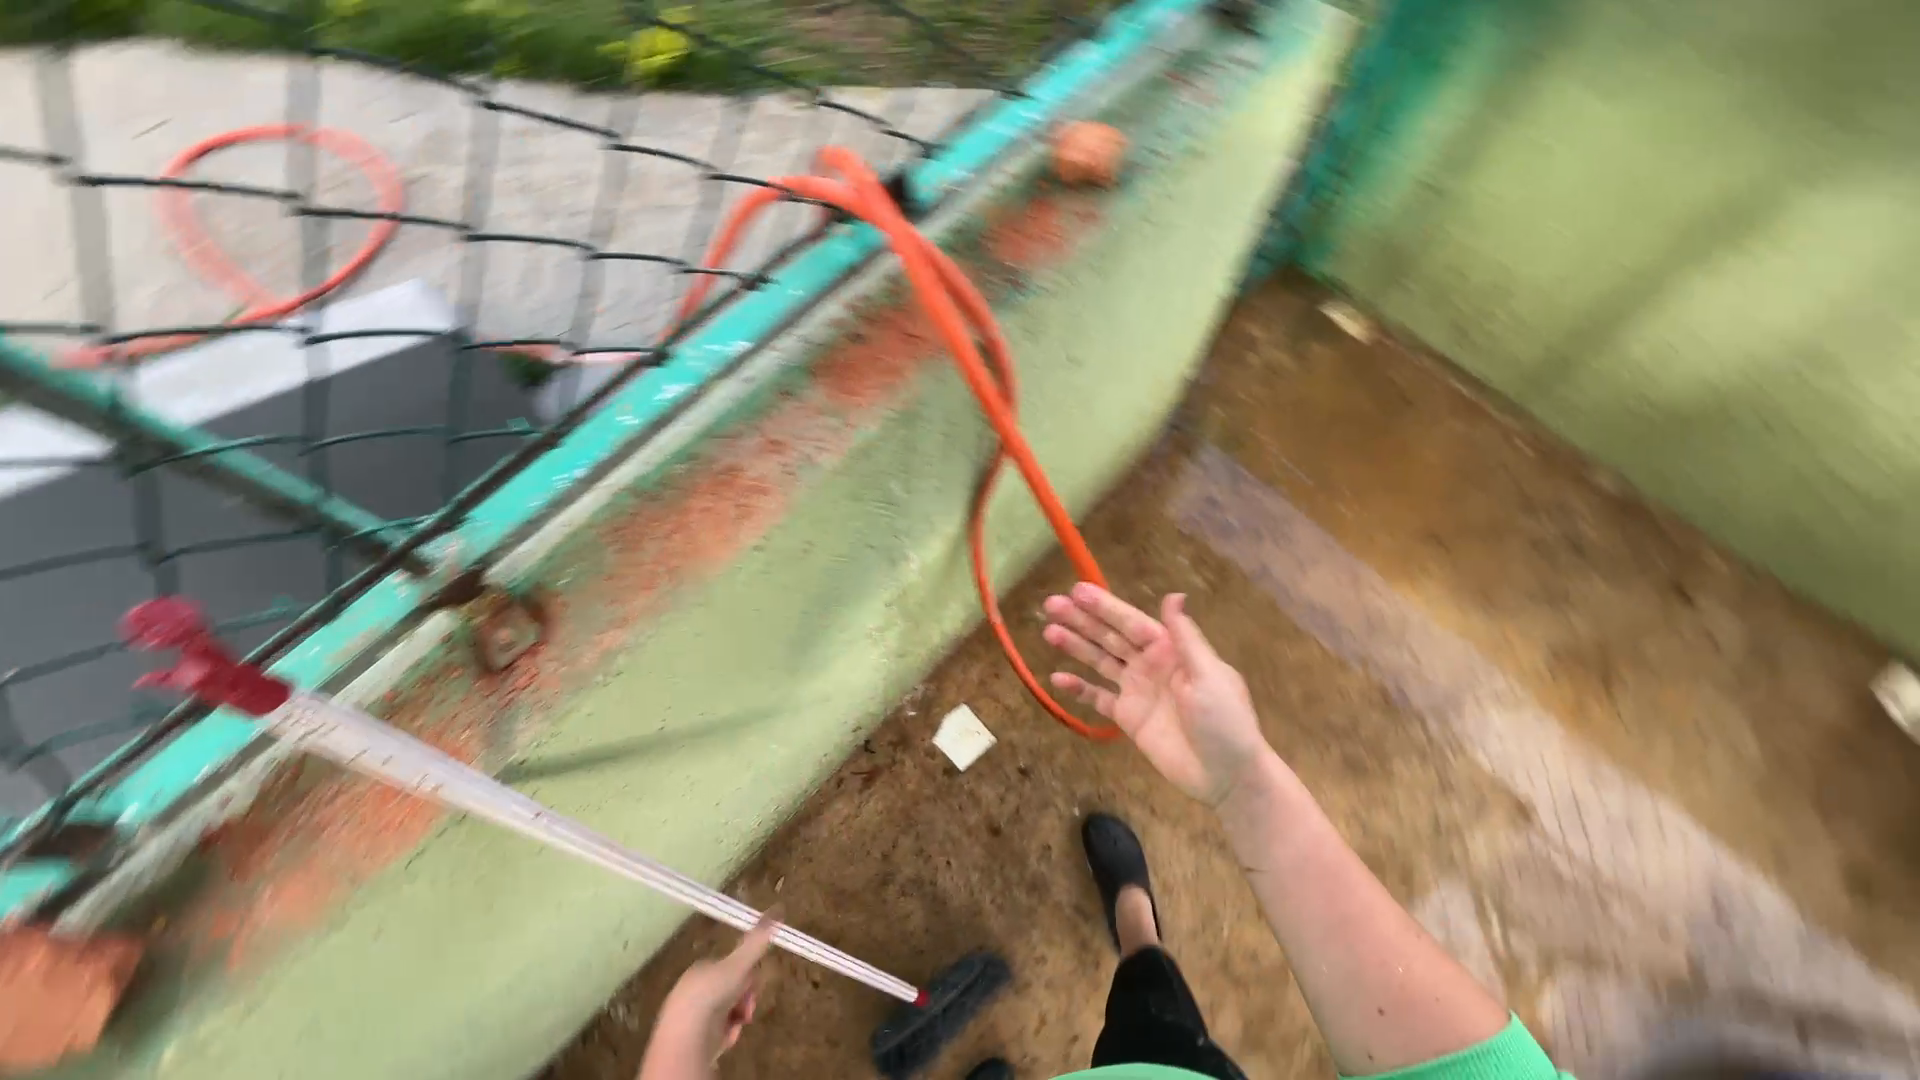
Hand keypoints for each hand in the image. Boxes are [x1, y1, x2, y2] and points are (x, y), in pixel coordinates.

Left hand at [639, 915, 777, 1079]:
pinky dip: (729, 1032)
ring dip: (740, 1014)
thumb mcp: (739, 963)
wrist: (686, 1037)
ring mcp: (695, 1015)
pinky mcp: (696, 1039)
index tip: (756, 977)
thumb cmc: (711, 993)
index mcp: (703, 968)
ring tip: (740, 1020)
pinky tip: (728, 1034)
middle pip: (733, 987)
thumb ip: (758, 940)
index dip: (747, 971)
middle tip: (749, 1003)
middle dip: (746, 995)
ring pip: (730, 1010)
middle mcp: (697, 989)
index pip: (732, 964)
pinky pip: (721, 1030)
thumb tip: (778, 907)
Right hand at [1042, 584, 1274, 805]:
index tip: (1077, 590)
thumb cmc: (1225, 720)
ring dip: (1075, 647)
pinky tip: (1056, 679)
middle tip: (1051, 604)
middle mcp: (1150, 664)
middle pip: (1110, 637)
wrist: (1227, 775)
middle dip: (1082, 621)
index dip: (1105, 606)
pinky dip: (1078, 689)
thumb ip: (1185, 637)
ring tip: (1049, 632)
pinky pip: (1098, 699)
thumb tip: (1173, 595)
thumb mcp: (1209, 674)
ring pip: (1100, 662)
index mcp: (1171, 650)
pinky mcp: (1129, 718)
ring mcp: (1137, 691)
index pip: (1132, 622)